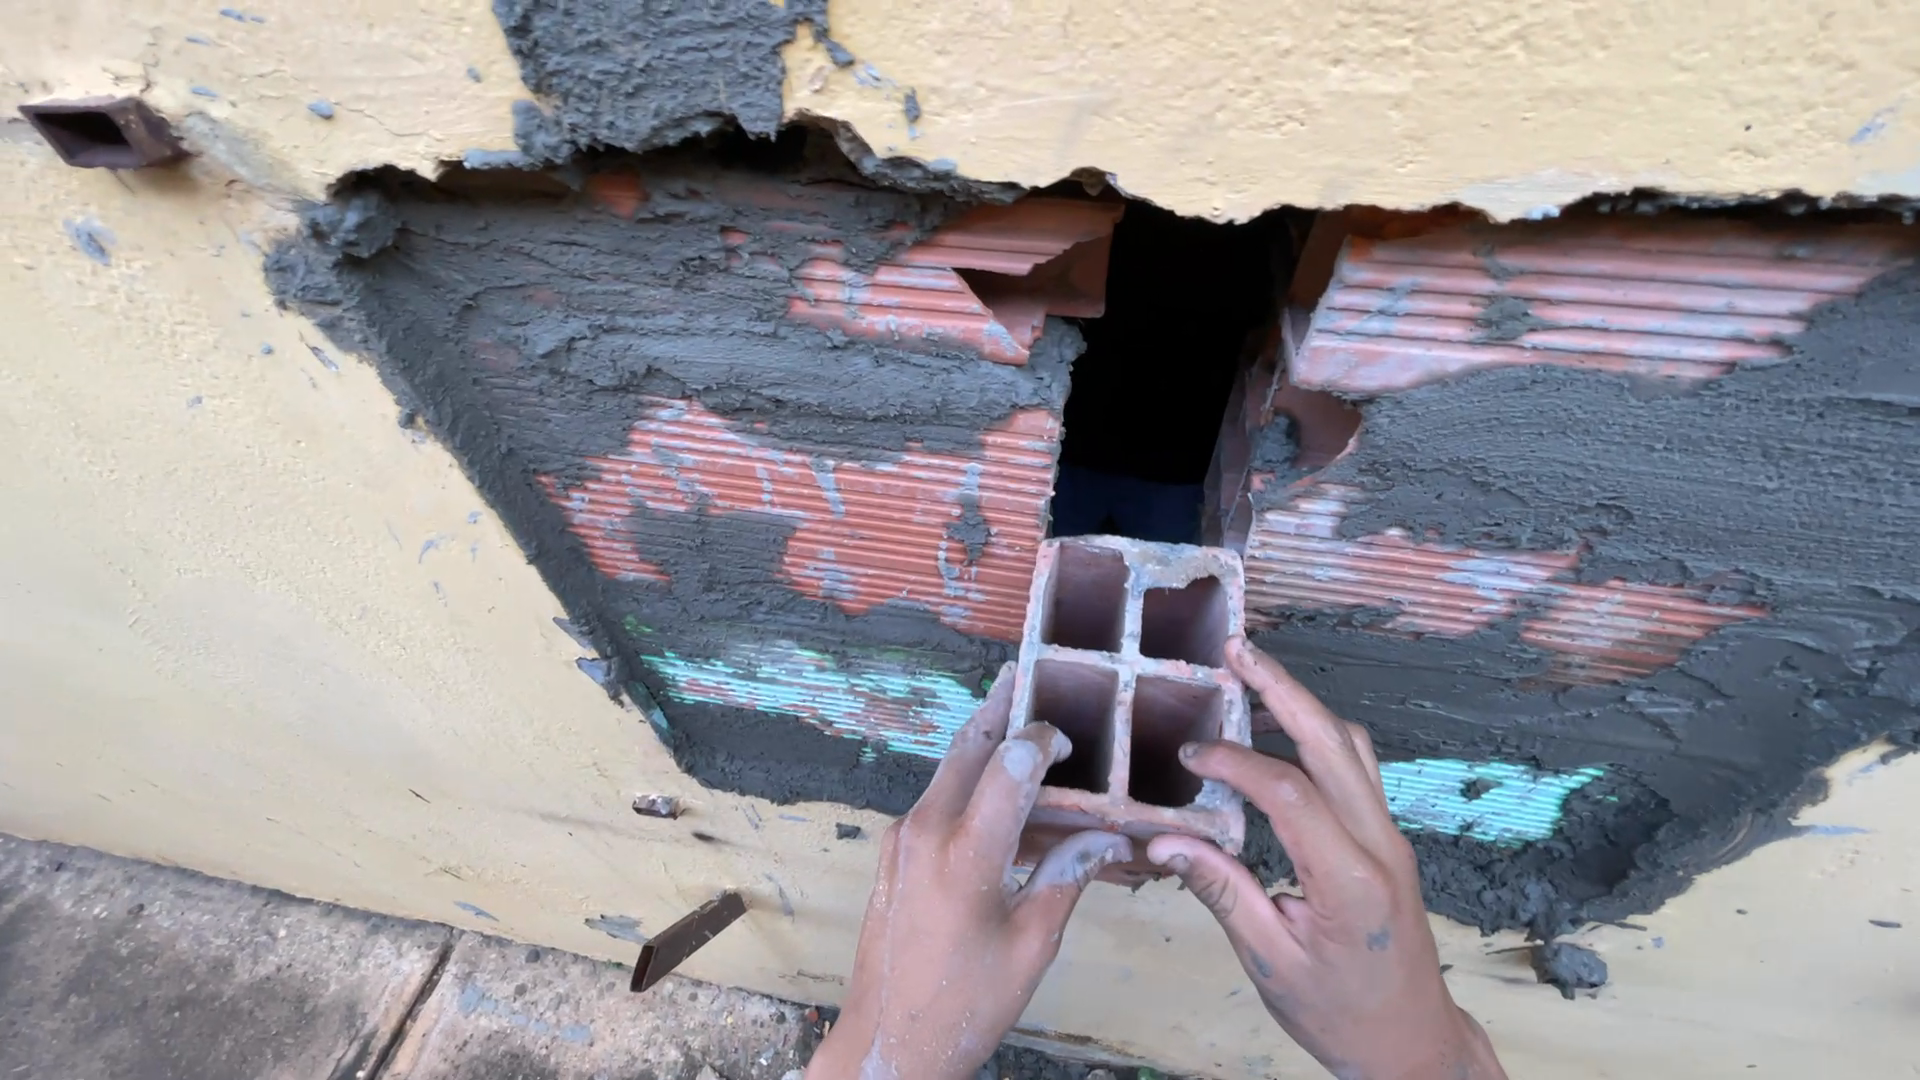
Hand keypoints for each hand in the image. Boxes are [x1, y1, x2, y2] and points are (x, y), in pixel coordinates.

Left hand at [806, 667, 1133, 1079]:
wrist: (884, 1043)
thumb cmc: (966, 1002)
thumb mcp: (1031, 946)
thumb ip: (1067, 878)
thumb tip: (1110, 839)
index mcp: (965, 852)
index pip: (1009, 764)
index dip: (1041, 739)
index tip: (1066, 741)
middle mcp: (926, 827)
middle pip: (967, 747)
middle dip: (997, 708)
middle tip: (1021, 675)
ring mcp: (903, 835)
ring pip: (950, 769)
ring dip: (984, 744)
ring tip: (1016, 722)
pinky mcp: (895, 848)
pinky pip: (939, 800)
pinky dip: (971, 784)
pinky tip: (998, 795)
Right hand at [1147, 638, 1506, 1079]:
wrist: (1416, 1049)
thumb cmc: (1339, 1012)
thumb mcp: (1270, 963)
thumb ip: (1220, 891)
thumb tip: (1158, 841)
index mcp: (1350, 878)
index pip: (1288, 792)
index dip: (1233, 762)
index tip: (1188, 757)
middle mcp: (1379, 842)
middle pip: (1332, 741)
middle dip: (1281, 687)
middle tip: (1235, 649)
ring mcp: (1389, 833)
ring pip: (1350, 745)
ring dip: (1300, 702)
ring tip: (1250, 674)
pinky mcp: (1384, 835)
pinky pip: (1353, 764)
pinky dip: (1314, 732)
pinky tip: (1276, 729)